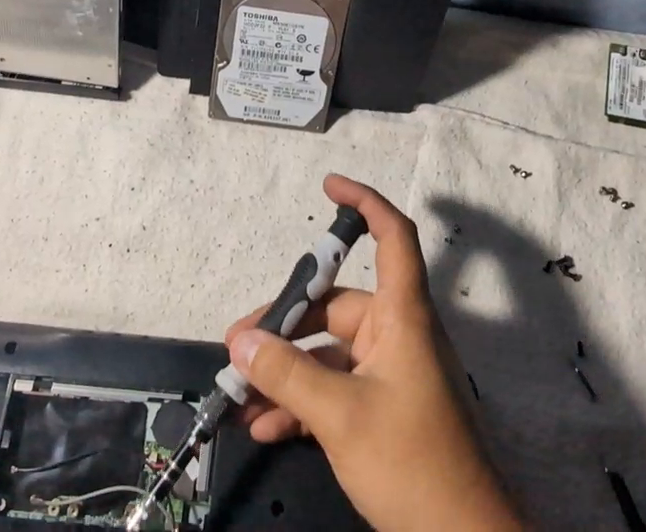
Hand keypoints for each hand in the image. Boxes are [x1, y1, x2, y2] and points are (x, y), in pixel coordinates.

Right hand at [225, 175, 523, 531]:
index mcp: (402, 317)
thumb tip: (240, 341)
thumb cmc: (409, 460)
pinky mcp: (383, 410)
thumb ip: (287, 374)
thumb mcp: (339, 415)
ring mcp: (390, 374)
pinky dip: (300, 402)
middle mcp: (397, 335)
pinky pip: (334, 389)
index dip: (366, 203)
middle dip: (284, 325)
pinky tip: (263, 426)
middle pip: (335, 307)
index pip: (395, 238)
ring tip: (238, 395)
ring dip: (285, 372)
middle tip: (236, 346)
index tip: (329, 186)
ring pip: (328, 354)